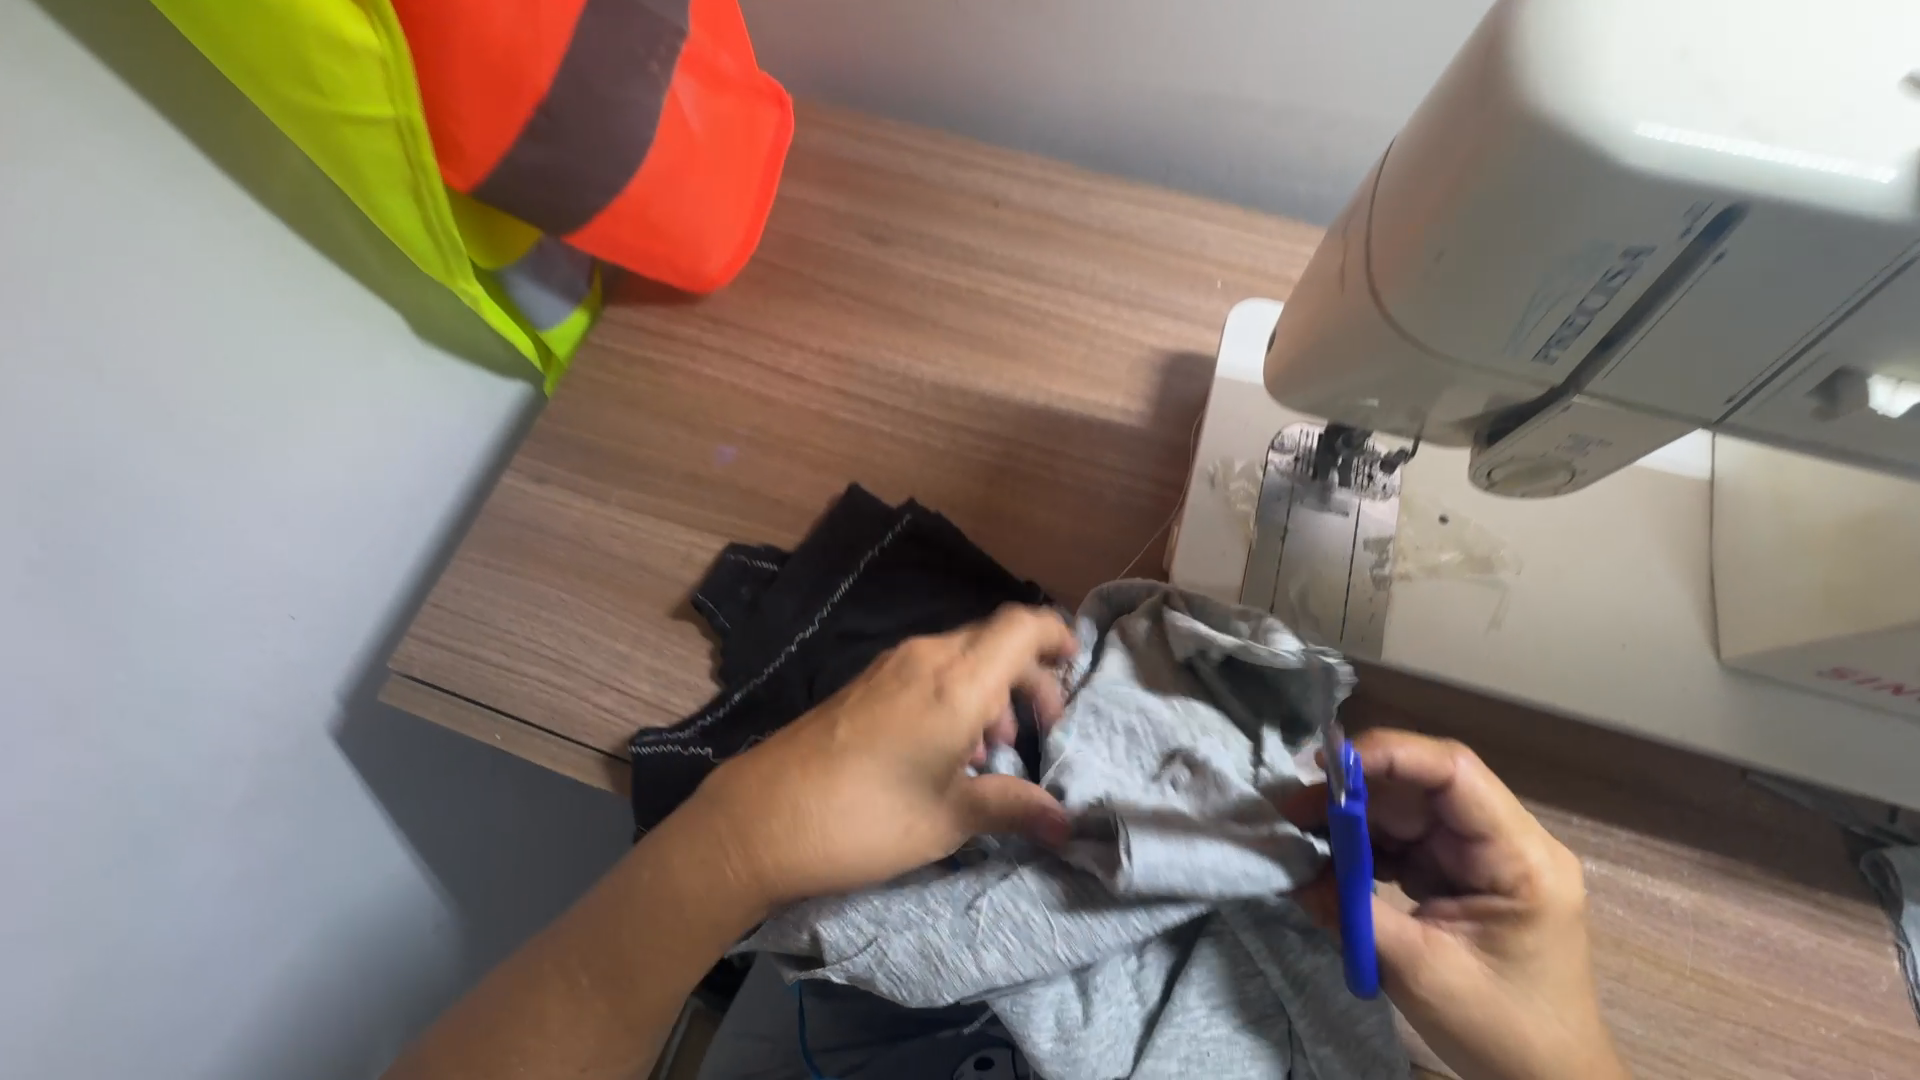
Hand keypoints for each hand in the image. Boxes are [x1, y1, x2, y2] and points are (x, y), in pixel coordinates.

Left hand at [679, 604, 1076, 910]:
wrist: (759, 818)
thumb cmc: (864, 818)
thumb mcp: (947, 818)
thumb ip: (1012, 807)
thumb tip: (1065, 822)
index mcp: (956, 682)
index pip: (1020, 626)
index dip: (1055, 635)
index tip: (1076, 666)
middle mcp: (925, 657)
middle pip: (995, 641)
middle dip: (1029, 678)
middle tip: (1041, 731)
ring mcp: (890, 666)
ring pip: (963, 657)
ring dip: (991, 691)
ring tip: (993, 752)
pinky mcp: (866, 683)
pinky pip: (930, 671)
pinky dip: (957, 695)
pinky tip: (948, 749)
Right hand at [1286, 730, 1627, 1079]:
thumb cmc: (1501, 1032)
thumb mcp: (1417, 970)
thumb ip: (1349, 908)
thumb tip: (1289, 866)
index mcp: (1520, 858)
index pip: (1453, 772)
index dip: (1387, 755)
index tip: (1325, 769)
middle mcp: (1504, 841)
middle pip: (1420, 786)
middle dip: (1353, 791)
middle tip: (1293, 810)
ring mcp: (1480, 855)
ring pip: (1404, 809)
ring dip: (1350, 819)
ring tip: (1301, 835)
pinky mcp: (1458, 872)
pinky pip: (1401, 839)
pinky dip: (1360, 846)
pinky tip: (1326, 859)